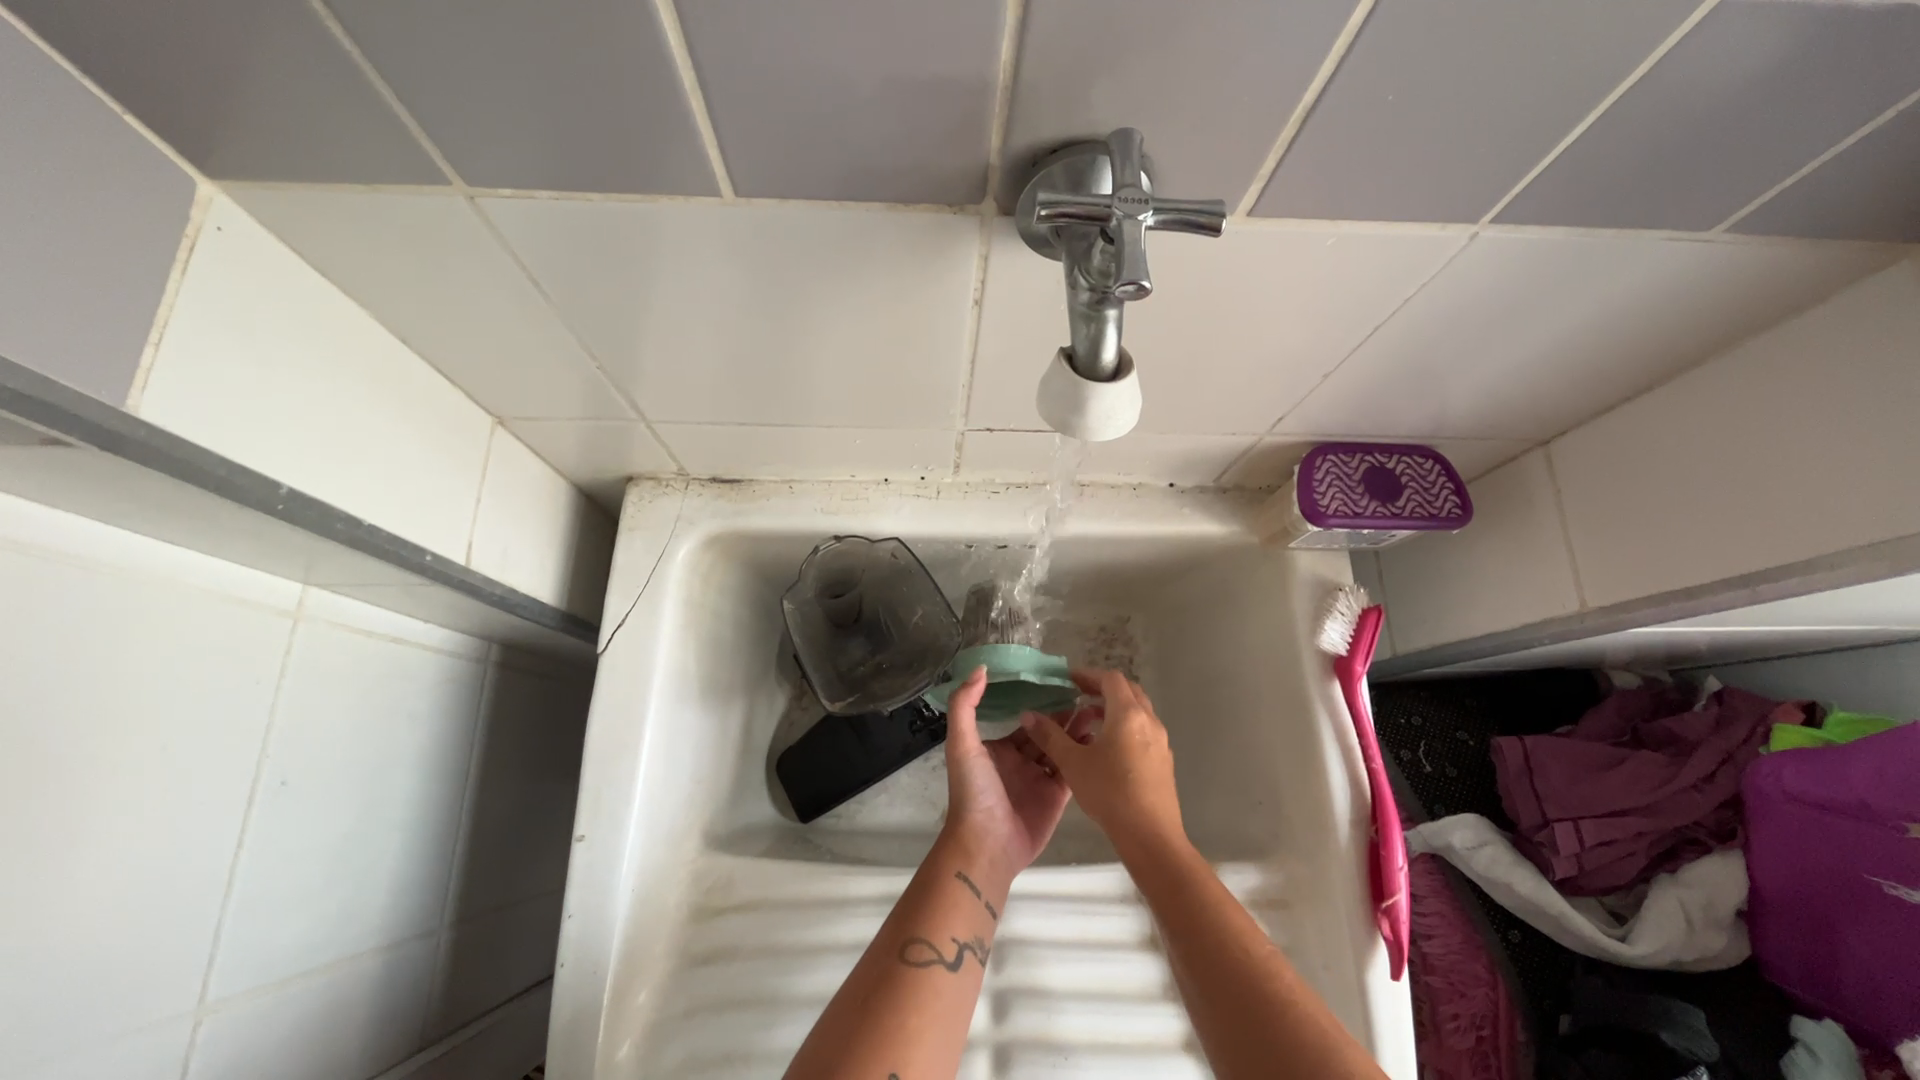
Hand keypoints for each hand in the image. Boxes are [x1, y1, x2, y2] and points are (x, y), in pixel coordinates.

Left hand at [942, 667, 1092, 876]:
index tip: (1061, 684)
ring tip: (1098, 712)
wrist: (987, 844)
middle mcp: (1019, 762)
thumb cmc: (974, 791)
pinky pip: (1072, 772)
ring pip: (1062, 750)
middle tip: (1088, 696)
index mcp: (998, 749)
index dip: (1041, 703)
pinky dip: (1084, 756)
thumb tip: (981, 668)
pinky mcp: (1056, 798)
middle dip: (1064, 716)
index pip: (1023, 721)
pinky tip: (1100, 739)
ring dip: (1077, 732)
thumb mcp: (962, 743)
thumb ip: (965, 705)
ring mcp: (1039, 780)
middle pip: (1046, 733)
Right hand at [1018, 669, 1186, 858]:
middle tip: (1078, 696)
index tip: (1068, 680)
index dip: (1088, 675)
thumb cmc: (1109, 792)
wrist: (1150, 835)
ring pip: (1138, 713)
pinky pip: (1143, 731)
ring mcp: (1160, 742)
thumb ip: (1050, 736)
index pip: (1111, 679)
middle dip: (1102, 689)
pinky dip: (1125, 728)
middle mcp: (1149, 721)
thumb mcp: (1073, 763)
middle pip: (1128, 692)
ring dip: (1114, 710)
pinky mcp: (1163, 761)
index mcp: (1128, 714)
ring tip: (1089, 722)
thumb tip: (1028, 715)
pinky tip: (1107, 750)